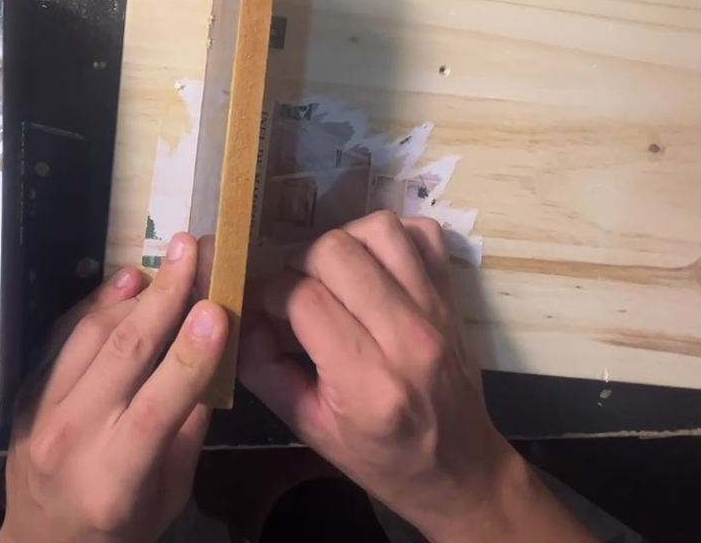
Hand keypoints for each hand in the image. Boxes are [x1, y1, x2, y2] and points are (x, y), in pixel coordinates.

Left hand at [1, 233, 226, 542]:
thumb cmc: (117, 529)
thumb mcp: (167, 498)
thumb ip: (187, 430)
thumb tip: (208, 358)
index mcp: (116, 477)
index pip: (159, 404)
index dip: (190, 353)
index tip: (216, 307)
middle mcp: (73, 436)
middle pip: (123, 353)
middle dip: (164, 296)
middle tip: (191, 252)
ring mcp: (42, 409)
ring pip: (91, 333)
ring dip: (133, 293)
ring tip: (165, 265)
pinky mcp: (27, 388)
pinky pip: (65, 334)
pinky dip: (98, 303)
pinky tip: (125, 282)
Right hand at [239, 212, 590, 541]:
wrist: (463, 471)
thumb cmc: (380, 455)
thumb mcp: (308, 426)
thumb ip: (263, 368)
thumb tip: (237, 312)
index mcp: (369, 384)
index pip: (303, 298)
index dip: (269, 290)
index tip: (260, 303)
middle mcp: (407, 339)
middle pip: (335, 251)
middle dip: (299, 262)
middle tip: (293, 288)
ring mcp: (435, 310)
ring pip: (377, 229)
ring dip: (343, 241)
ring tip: (332, 273)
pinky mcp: (451, 293)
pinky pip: (421, 232)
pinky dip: (391, 237)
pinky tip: (372, 264)